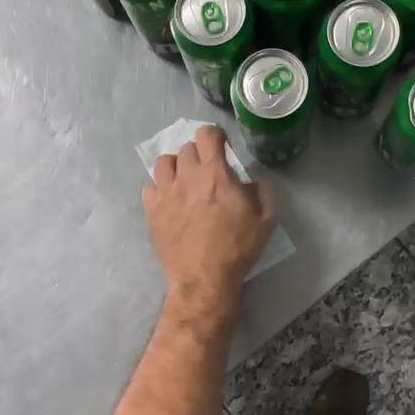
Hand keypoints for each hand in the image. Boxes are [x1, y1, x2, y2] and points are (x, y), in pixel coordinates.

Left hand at [143, 125, 274, 311]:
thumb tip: (253, 179)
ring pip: (163, 162)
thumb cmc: (237, 249)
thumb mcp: (265, 221)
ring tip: (184, 180)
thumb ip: (262, 192)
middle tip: (207, 171)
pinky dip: (159, 188)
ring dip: (176, 166)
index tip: (222, 147)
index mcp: (215, 175)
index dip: (215, 136)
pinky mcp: (152, 211)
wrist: (203, 279)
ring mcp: (165, 194)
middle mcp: (187, 177)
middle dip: (198, 154)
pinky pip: (149, 187)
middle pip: (185, 148)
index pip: (207, 134)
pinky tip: (170, 200)